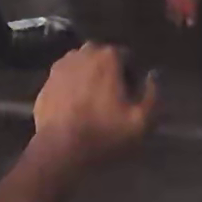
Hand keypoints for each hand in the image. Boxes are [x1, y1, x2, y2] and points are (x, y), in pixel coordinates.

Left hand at [29, 43, 157, 171]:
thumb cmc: (104, 133)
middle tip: (111, 100)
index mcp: (108, 56)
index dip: (131, 76)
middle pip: (103, 58)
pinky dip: (72, 87)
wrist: (60, 149)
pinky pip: (66, 78)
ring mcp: (62, 64)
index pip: (127, 57)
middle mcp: (84, 52)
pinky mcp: (47, 80)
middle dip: (109, 73)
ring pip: (83, 65)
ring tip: (91, 104)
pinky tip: (74, 108)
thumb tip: (153, 75)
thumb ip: (153, 94)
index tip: (129, 97)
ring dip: (90, 77)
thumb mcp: (141, 121)